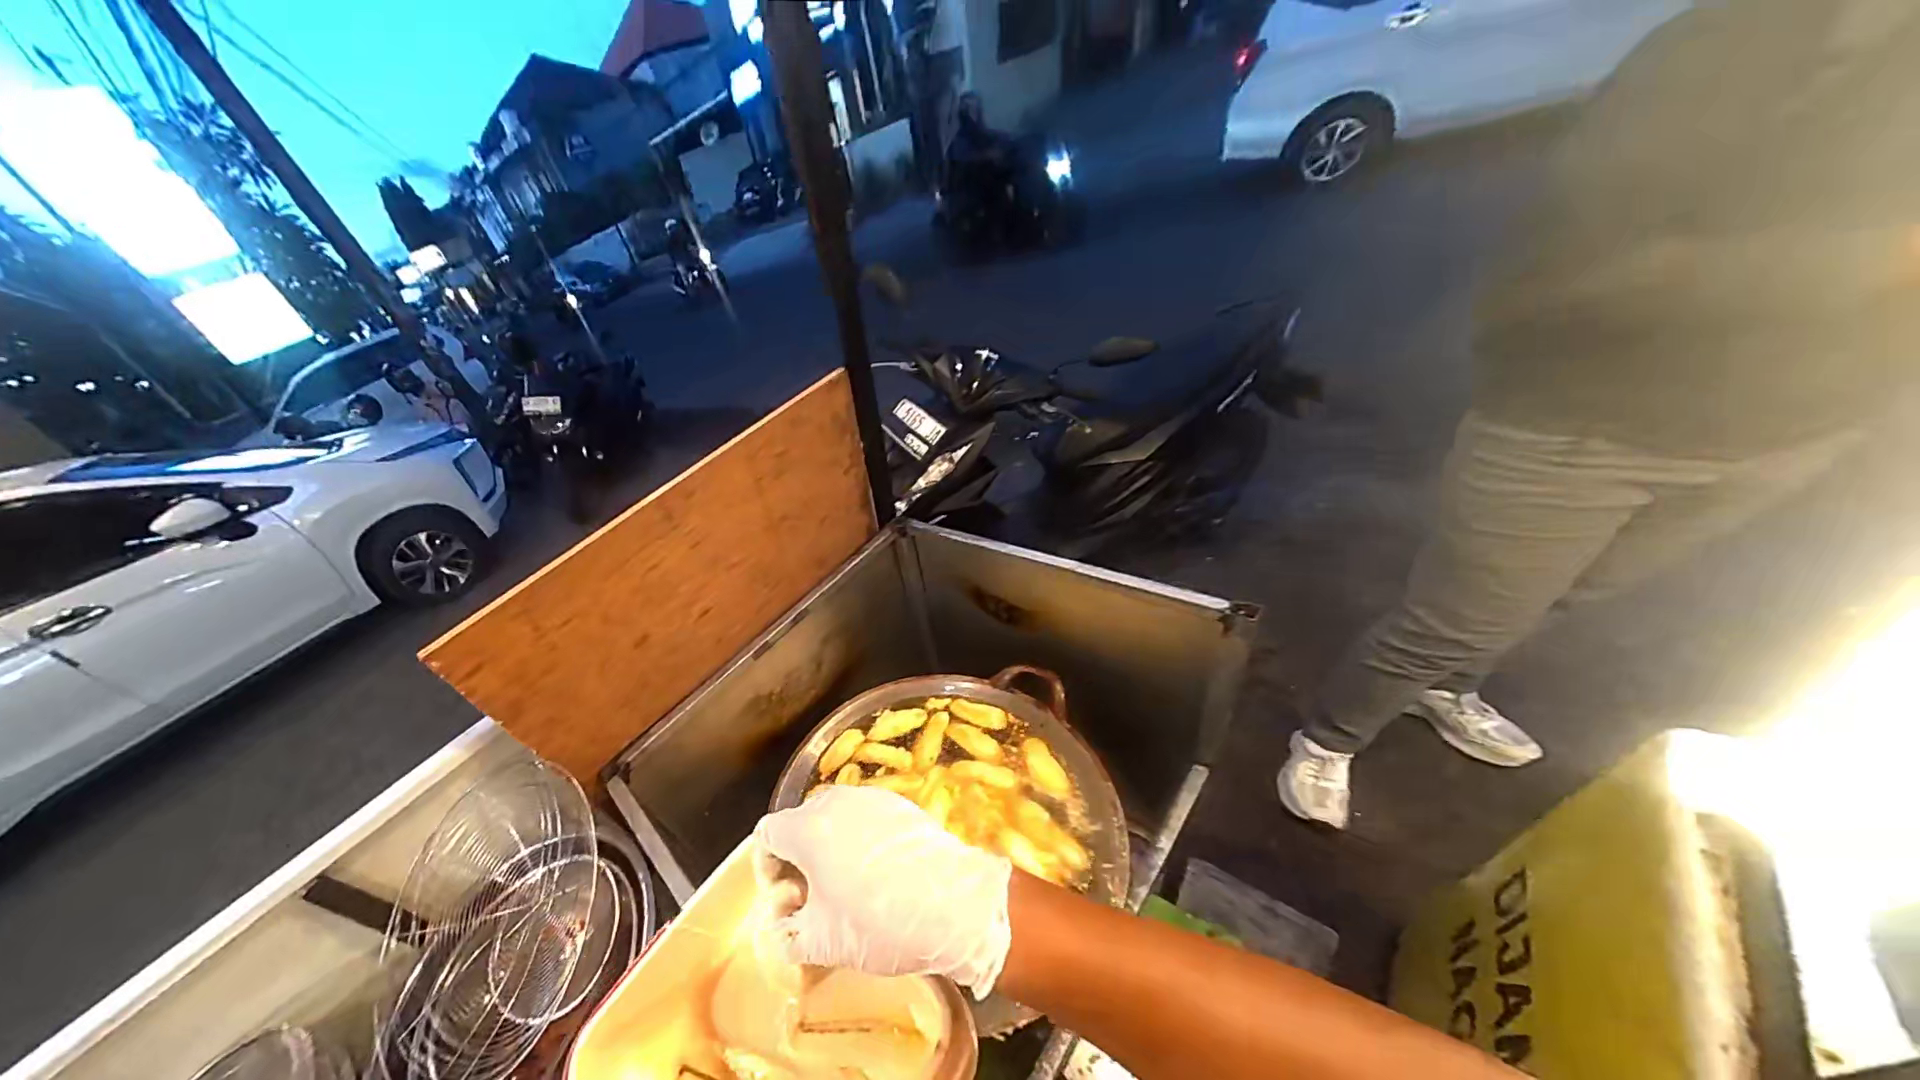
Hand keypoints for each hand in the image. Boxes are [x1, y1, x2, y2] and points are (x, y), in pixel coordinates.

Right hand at [752, 786, 1012, 997]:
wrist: (954, 905)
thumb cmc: (879, 923)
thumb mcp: (819, 944)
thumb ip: (786, 932)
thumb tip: (787, 922)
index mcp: (808, 828)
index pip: (766, 834)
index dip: (768, 869)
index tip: (786, 900)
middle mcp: (837, 802)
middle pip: (799, 823)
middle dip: (798, 861)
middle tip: (812, 901)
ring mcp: (873, 799)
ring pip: (834, 819)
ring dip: (829, 850)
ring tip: (846, 890)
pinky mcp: (901, 805)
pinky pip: (865, 819)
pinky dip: (859, 842)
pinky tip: (877, 877)